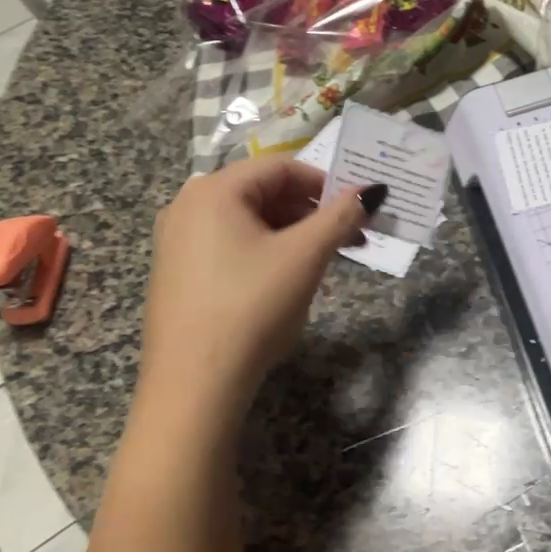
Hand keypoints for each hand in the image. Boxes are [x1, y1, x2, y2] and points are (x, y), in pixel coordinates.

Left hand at [138, 156, 374, 415]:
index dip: (326, 184)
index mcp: (213, 191)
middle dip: (312, 213)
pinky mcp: (178, 275)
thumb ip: (340, 217)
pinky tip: (284, 283)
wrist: (195, 383)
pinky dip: (265, 254)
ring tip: (323, 263)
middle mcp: (187, 206)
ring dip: (292, 235)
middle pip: (263, 193)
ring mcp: (177, 242)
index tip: (359, 210)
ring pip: (248, 223)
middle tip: (351, 239)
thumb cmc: (252, 308)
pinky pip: (229, 248)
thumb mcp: (304, 259)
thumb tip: (373, 190)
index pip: (281, 168)